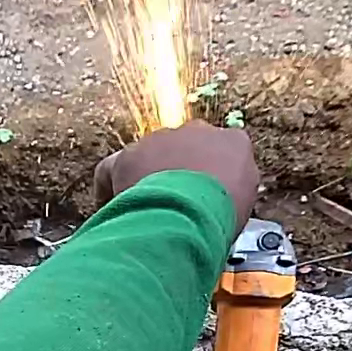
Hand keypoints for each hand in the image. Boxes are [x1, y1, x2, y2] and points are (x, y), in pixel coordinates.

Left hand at [94, 120, 259, 226]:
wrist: (193, 212)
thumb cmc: (222, 218)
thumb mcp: (242, 208)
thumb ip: (231, 199)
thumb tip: (215, 216)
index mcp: (233, 144)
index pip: (221, 157)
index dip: (208, 182)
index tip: (201, 201)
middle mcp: (198, 132)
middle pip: (183, 152)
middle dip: (175, 177)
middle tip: (170, 208)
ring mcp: (161, 140)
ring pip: (148, 159)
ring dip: (144, 183)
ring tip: (142, 216)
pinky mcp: (129, 155)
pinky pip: (112, 168)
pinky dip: (109, 188)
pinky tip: (109, 209)